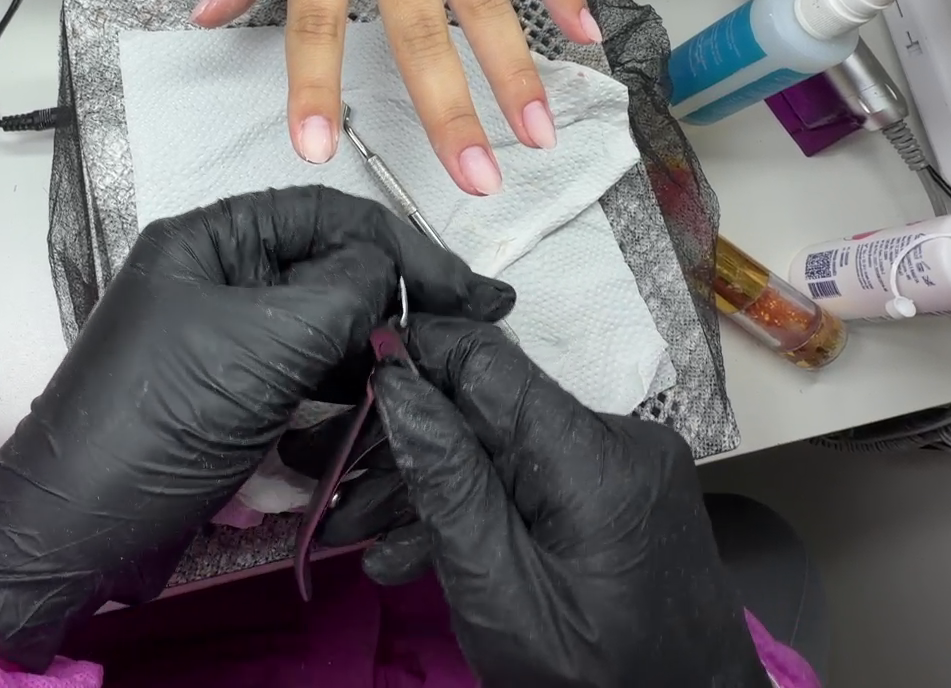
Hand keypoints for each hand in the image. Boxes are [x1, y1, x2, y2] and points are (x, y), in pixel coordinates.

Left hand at [0, 187, 514, 669]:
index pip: (321, 214)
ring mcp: (226, 329)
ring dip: (370, 334)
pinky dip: (341, 375)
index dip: (397, 242)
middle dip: (391, 289)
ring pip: (317, 314)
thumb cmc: (162, 419)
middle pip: (323, 261)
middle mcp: (219, 271)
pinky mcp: (234, 382)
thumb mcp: (262, 345)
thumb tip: (388, 267)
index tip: (462, 284)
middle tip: (468, 318)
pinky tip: (380, 390)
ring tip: (431, 355)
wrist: (80, 528)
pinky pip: (300, 362)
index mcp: (212, 238)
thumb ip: (341, 291)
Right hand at [366, 316, 766, 686]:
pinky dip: (473, 500)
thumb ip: (446, 483)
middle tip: (332, 475)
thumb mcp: (500, 597)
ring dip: (427, 479)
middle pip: (483, 404)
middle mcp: (615, 439)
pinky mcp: (612, 491)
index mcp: (593, 458)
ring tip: (353, 526)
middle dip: (404, 438)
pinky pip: (524, 473)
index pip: (486, 358)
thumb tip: (393, 380)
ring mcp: (617, 464)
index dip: (413, 354)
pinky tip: (411, 547)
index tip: (350, 381)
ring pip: (497, 441)